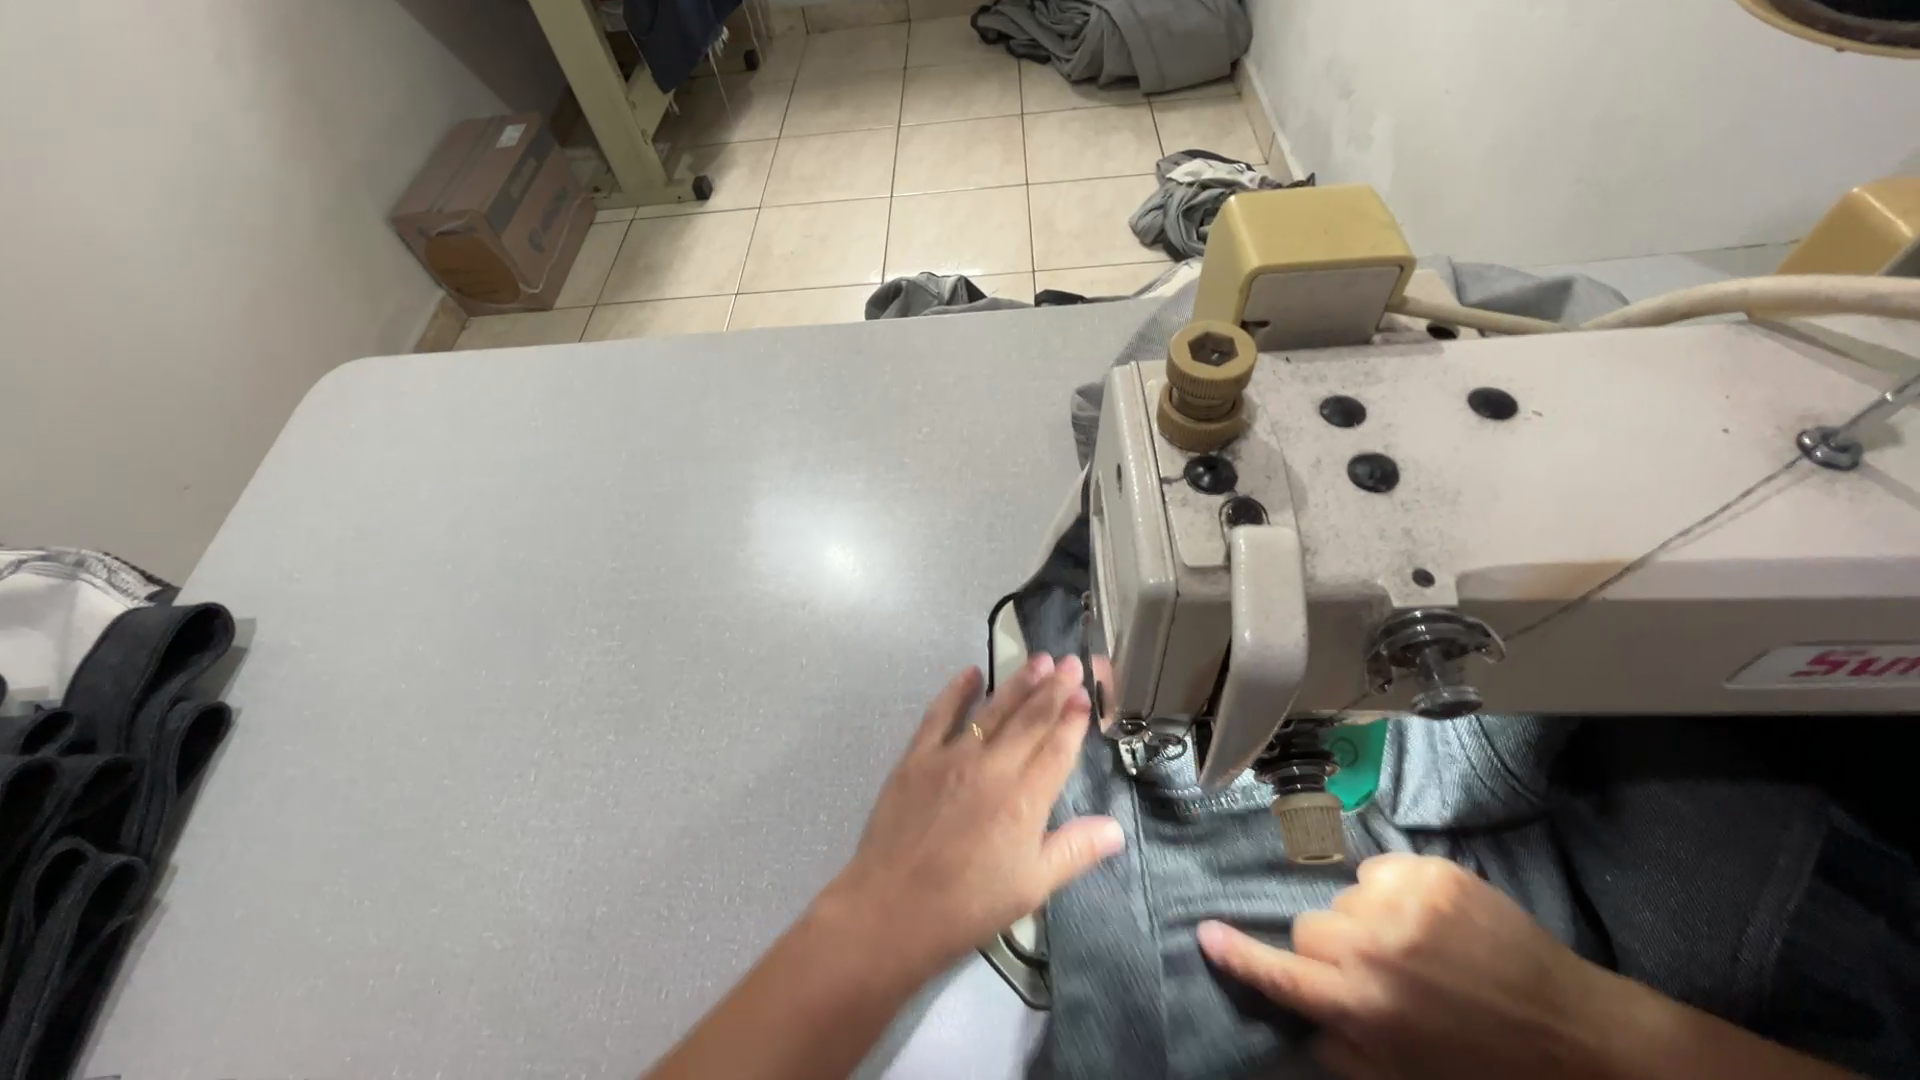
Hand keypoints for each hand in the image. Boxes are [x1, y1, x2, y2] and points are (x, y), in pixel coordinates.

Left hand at [817, 655, 1123, 981]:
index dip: (1074, 718)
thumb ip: (1074, 851)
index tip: (1086, 693)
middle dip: (1054, 688)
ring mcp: (952, 758)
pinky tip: (971, 673)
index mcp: (1025, 800)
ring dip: (1018, 682)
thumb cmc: (968, 907)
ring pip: (993, 710)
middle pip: (1030, 719)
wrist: (892, 910)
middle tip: (1071, 661)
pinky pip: (940, 715)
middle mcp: (993, 768)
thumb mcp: (1031, 887)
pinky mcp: (916, 758)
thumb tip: (1115, 829)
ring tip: (1039, 659)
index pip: (1057, 747)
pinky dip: (956, 691)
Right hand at [1198, 853, 1619, 1079]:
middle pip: (1309, 928)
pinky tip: (1428, 921)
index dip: (1239, 955)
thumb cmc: (1485, 1069)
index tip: (1206, 932)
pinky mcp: (1432, 874)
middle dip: (1329, 950)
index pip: (1280, 973)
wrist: (1578, 1036)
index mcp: (1363, 1006)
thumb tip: (1305, 1019)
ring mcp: (1403, 904)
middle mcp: (1374, 950)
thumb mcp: (1405, 1079)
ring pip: (1343, 899)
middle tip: (1372, 972)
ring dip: (1364, 921)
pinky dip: (1393, 894)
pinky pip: (1379, 873)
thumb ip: (1343, 1050)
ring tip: (1412, 947)